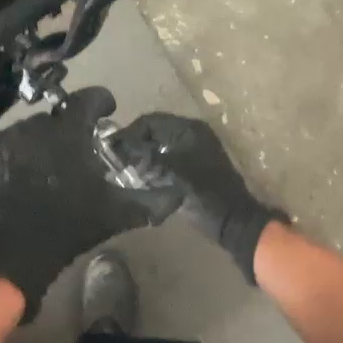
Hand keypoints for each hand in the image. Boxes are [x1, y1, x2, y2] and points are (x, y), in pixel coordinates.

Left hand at [0, 88, 173, 320]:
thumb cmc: (65, 230)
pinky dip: (12, 161)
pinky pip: (2, 151)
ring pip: (27, 134)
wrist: (4, 257)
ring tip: (45, 172)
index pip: (89, 98)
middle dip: (69, 131)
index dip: (102, 102)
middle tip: (76, 155)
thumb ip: (149, 201)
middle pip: (57, 118)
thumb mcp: (113, 216)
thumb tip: (177, 195)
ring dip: (39, 146)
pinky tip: (17, 184)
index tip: (108, 112)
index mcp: (68, 132)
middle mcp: (33, 126)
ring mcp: (1, 141)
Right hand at [110, 113, 285, 282]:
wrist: (232, 221)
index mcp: (189, 130)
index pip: (150, 121)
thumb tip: (117, 146)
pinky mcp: (195, 168)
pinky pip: (167, 160)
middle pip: (154, 133)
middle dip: (134, 145)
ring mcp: (195, 151)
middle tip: (116, 160)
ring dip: (143, 157)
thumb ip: (143, 156)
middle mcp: (192, 135)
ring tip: (125, 171)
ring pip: (160, 147)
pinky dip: (153, 167)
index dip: (129, 133)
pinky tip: (141, 180)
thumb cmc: (203, 194)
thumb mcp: (170, 173)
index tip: (110, 149)